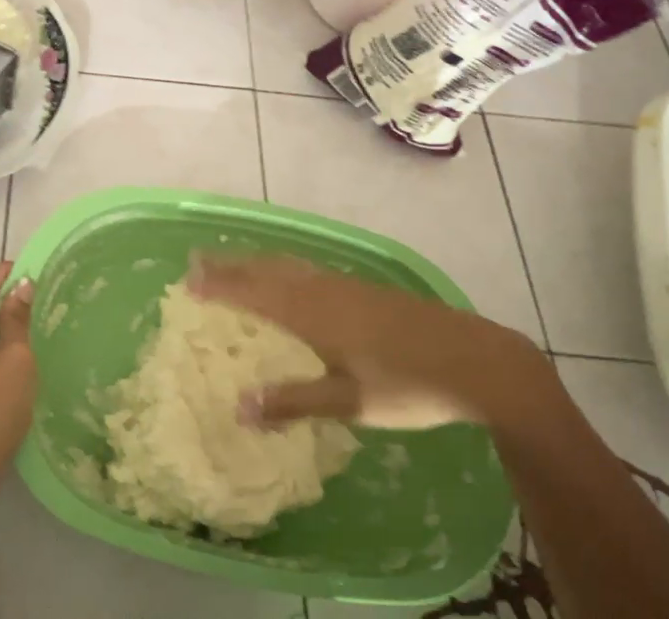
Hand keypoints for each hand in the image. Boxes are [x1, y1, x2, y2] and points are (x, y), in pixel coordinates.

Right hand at [189, 253, 554, 430]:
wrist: (481, 364)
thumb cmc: (410, 387)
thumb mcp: (349, 403)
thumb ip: (293, 402)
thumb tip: (239, 407)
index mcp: (314, 314)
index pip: (254, 293)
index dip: (220, 285)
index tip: (187, 279)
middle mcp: (326, 291)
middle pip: (268, 271)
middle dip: (232, 266)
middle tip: (198, 261)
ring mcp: (351, 288)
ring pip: (292, 268)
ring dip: (258, 265)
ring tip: (236, 265)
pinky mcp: (371, 293)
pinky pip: (313, 272)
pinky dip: (287, 270)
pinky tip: (295, 281)